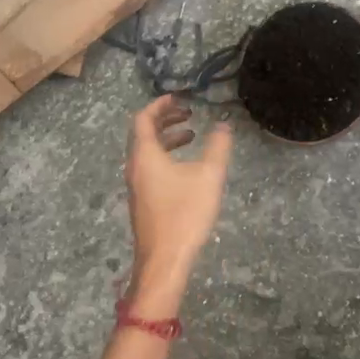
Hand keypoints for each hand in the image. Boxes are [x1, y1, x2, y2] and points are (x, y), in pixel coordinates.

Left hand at [124, 96, 231, 303]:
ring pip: (146, 151)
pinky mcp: (143, 200)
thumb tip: (224, 124)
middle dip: (165, 119)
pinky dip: (165, 154)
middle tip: (188, 112)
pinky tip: (187, 166)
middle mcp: (136, 167)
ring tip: (191, 135)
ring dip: (166, 137)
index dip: (160, 105)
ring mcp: (137, 185)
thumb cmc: (184, 214)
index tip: (179, 97)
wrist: (164, 260)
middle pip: (143, 133)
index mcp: (145, 155)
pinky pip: (150, 166)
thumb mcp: (209, 176)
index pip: (144, 119)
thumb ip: (218, 146)